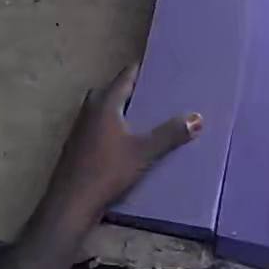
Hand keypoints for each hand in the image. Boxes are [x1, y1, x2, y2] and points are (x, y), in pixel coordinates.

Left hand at [32, 64, 200, 231]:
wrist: (72, 203)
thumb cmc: (108, 171)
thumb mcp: (145, 152)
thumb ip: (170, 134)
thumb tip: (197, 118)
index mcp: (104, 105)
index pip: (124, 78)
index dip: (139, 70)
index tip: (155, 65)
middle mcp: (89, 111)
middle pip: (109, 91)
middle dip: (127, 88)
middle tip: (149, 91)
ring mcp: (79, 130)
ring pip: (100, 109)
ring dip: (117, 108)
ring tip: (140, 114)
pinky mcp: (76, 147)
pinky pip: (96, 126)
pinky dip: (110, 125)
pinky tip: (123, 139)